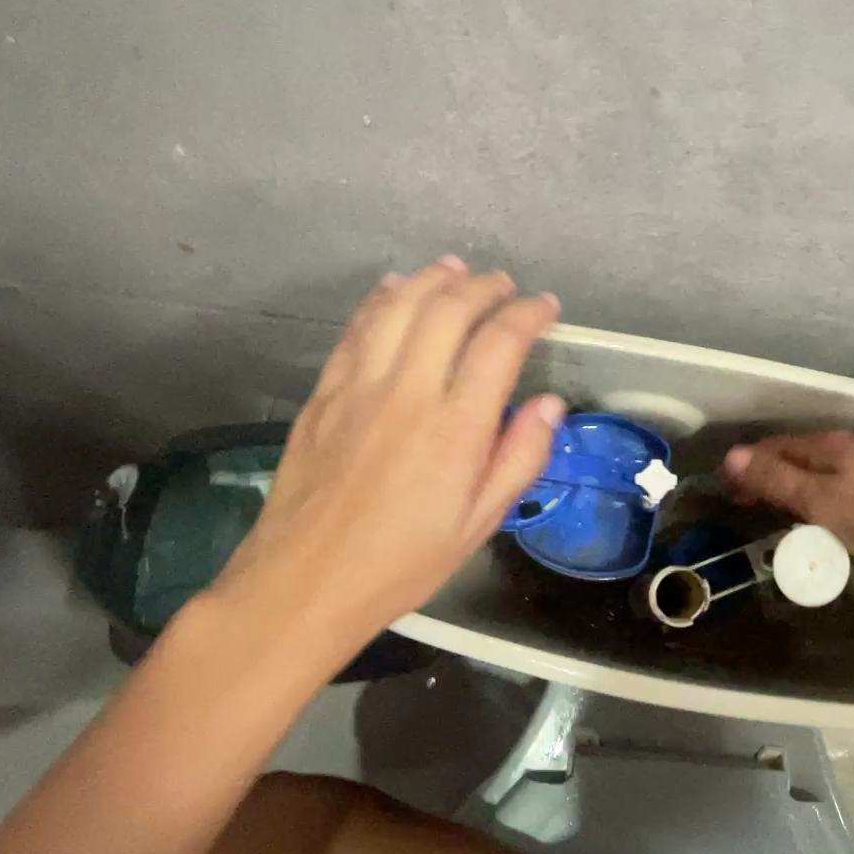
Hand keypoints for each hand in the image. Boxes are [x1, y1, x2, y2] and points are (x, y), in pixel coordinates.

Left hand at [211, 256, 562, 645]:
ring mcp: (358, 387)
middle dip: (484, 287)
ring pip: (398, 307)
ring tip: (456, 270)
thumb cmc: (403, 562)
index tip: (546, 307)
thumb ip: (520, 458)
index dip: (528, 314)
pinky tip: (395, 290)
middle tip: (505, 285)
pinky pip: (356, 329)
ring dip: (432, 279)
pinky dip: (382, 300)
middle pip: (449, 310)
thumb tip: (549, 404)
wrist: (304, 583)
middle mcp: (407, 391)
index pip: (500, 344)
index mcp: (455, 427)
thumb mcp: (480, 523)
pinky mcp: (324, 394)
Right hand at [719, 431, 853, 610]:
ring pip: (815, 473)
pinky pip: (834, 489)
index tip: (724, 491)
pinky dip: (814, 500)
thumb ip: (777, 480)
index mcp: (828, 446)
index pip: (773, 446)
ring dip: (789, 488)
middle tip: (742, 505)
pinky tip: (816, 520)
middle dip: (765, 476)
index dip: (746, 465)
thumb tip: (731, 455)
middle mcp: (847, 449)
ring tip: (771, 514)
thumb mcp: (821, 502)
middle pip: (794, 456)